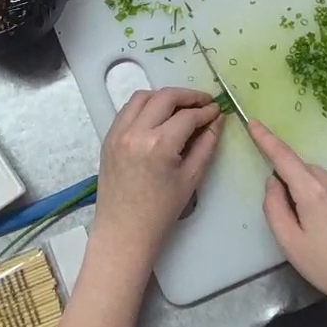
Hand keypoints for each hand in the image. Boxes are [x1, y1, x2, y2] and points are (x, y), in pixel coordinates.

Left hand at [91, 88, 222, 256]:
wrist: (124, 230)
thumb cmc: (161, 210)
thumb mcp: (191, 178)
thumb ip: (206, 144)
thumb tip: (217, 120)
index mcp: (159, 144)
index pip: (187, 116)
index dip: (206, 111)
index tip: (217, 110)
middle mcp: (136, 132)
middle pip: (165, 97)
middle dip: (188, 96)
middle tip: (204, 102)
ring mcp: (118, 133)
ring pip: (142, 97)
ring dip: (164, 96)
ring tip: (181, 106)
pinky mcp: (108, 137)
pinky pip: (127, 110)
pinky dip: (144, 106)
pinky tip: (158, 116)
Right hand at [251, 120, 326, 326]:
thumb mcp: (290, 243)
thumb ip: (274, 207)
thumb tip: (273, 183)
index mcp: (313, 191)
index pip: (284, 157)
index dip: (266, 139)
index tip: (254, 123)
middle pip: (304, 171)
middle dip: (292, 184)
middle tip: (294, 221)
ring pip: (322, 181)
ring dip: (313, 195)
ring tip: (320, 232)